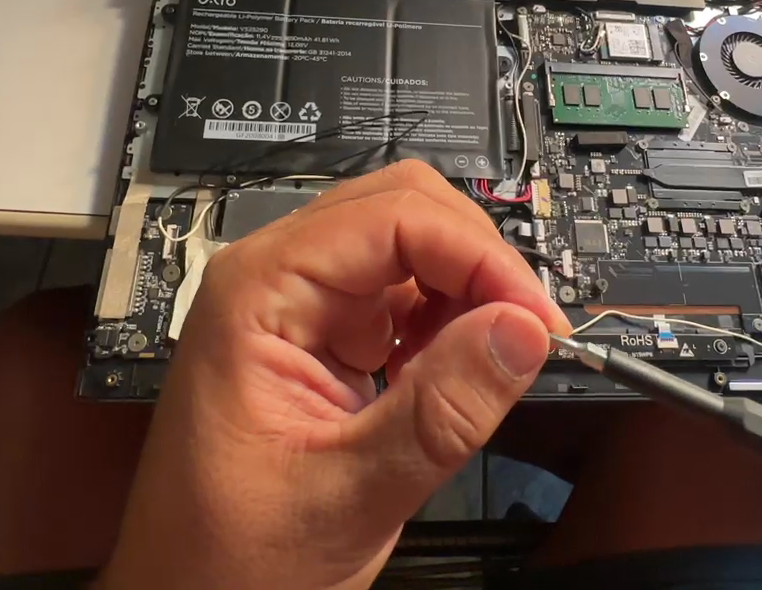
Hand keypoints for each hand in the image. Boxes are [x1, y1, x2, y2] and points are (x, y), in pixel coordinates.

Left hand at [100, 161, 567, 589]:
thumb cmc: (226, 560)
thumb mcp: (341, 498)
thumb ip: (438, 413)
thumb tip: (522, 330)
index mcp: (261, 288)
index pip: (390, 218)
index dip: (475, 254)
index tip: (535, 315)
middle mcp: (282, 273)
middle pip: (402, 207)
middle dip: (475, 256)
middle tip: (525, 327)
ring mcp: (307, 296)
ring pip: (412, 240)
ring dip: (466, 285)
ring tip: (491, 354)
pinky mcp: (330, 325)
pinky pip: (407, 287)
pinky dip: (449, 313)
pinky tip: (455, 364)